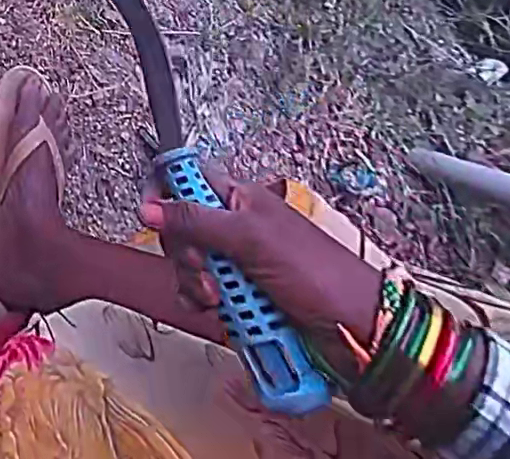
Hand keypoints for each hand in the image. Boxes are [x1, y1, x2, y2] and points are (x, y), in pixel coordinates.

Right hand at [139, 166, 381, 354]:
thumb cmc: (319, 274)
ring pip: (188, 261)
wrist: (359, 333)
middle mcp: (230, 224)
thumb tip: (150, 207)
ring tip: (220, 297)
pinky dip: (202, 302)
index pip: (185, 177)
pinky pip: (201, 292)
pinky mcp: (237, 292)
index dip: (164, 188)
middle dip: (184, 250)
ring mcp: (233, 259)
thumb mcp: (250, 238)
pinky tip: (216, 310)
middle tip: (205, 265)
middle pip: (179, 225)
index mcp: (235, 197)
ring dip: (195, 281)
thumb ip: (196, 220)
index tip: (151, 210)